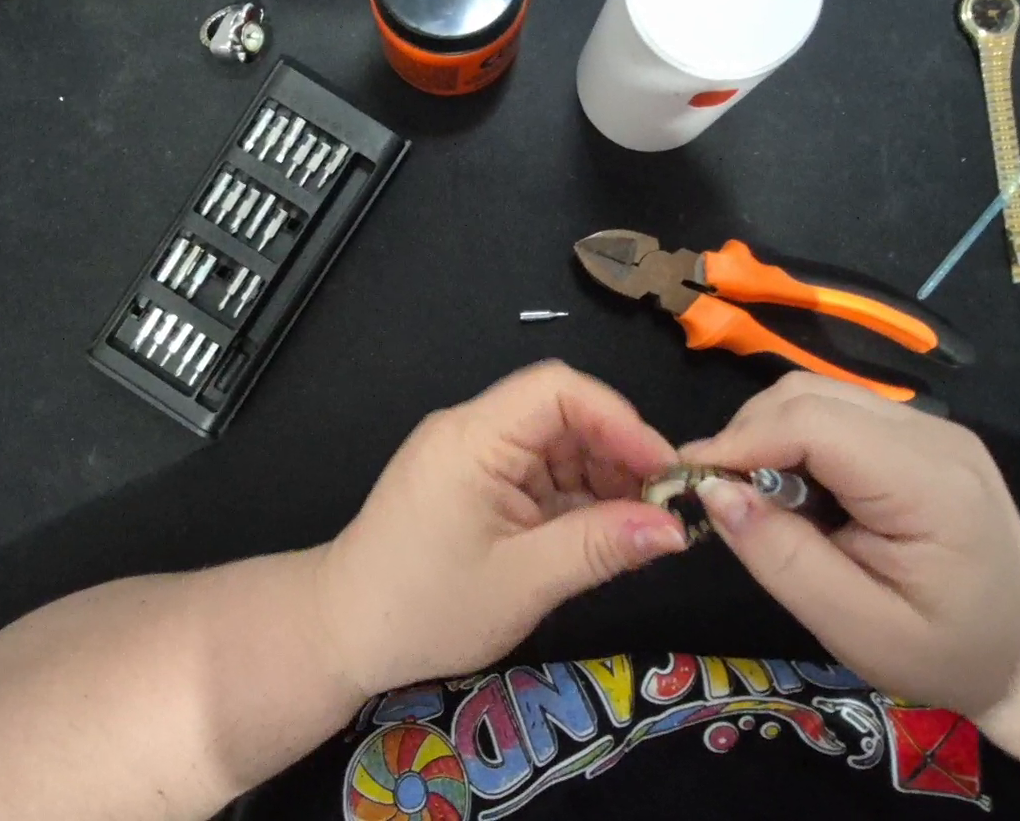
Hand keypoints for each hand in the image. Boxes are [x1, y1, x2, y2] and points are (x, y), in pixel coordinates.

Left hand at [316, 361, 688, 696]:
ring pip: (556, 443)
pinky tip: (601, 531)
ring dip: (602, 478)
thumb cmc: (425, 608)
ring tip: (637, 526)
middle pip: (561, 413)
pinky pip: (538, 471)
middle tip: (662, 508)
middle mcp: (472, 430)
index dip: (620, 419)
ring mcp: (472, 454)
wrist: (343, 631)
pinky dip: (574, 496)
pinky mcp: (475, 480)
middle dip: (617, 452)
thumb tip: (677, 527)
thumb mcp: (523, 581)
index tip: (664, 470)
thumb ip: (601, 546)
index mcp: (473, 437)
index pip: (557, 389)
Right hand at [684, 372, 1019, 718]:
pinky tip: (793, 487)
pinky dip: (788, 437)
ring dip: (763, 434)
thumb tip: (711, 491)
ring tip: (759, 497)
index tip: (690, 483)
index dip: (741, 442)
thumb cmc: (946, 651)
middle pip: (805, 394)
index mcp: (930, 484)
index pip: (813, 423)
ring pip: (809, 392)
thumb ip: (783, 559)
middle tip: (723, 497)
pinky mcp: (909, 428)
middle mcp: (930, 433)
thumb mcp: (857, 630)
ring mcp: (924, 423)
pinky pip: (827, 408)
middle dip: (746, 436)